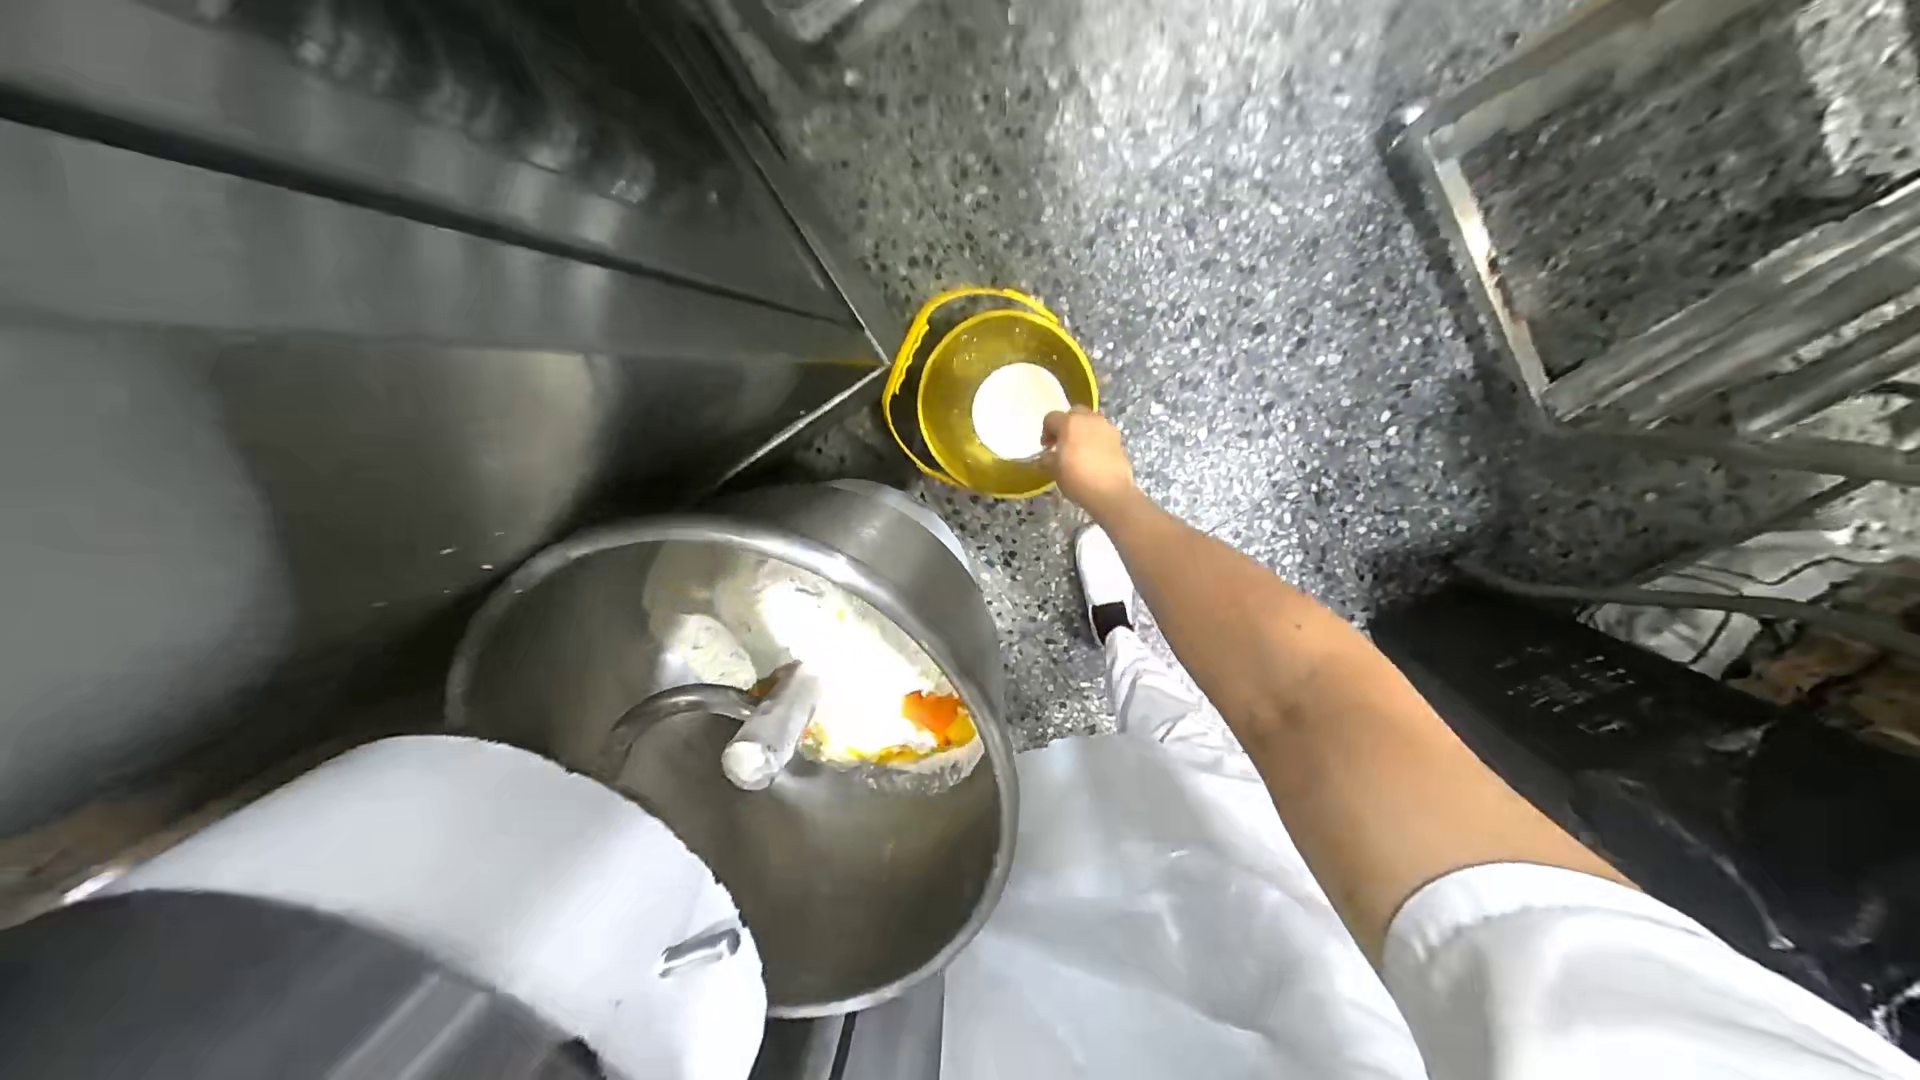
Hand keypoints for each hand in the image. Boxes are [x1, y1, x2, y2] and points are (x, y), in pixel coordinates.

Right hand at [1040, 407, 1137, 520]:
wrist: (1110, 492)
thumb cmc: (1077, 478)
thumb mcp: (1054, 470)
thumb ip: (1048, 458)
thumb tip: (1049, 455)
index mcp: (1069, 423)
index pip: (1051, 418)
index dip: (1046, 431)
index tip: (1047, 447)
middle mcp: (1089, 419)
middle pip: (1073, 413)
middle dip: (1065, 425)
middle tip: (1062, 443)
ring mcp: (1106, 427)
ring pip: (1090, 421)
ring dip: (1082, 430)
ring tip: (1079, 449)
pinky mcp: (1118, 438)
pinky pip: (1102, 432)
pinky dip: (1095, 439)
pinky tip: (1093, 455)